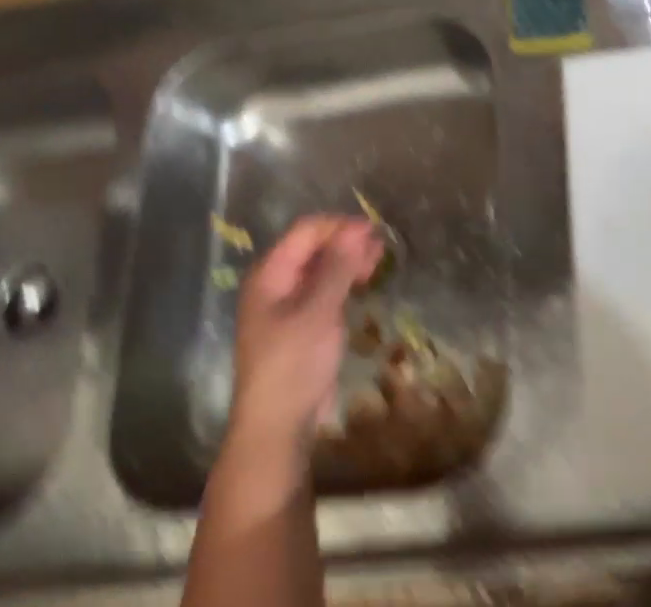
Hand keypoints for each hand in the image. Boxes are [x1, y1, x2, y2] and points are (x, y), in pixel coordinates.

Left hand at [228, 216, 380, 464]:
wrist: (279, 423)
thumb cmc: (293, 364)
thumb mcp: (318, 312)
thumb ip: (337, 268)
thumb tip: (357, 229)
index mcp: (269, 275)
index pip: (305, 232)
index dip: (339, 226)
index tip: (374, 231)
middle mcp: (275, 284)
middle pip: (312, 248)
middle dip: (345, 241)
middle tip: (381, 246)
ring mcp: (288, 304)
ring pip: (320, 269)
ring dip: (347, 260)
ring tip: (378, 260)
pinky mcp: (302, 324)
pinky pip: (323, 290)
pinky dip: (343, 281)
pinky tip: (363, 282)